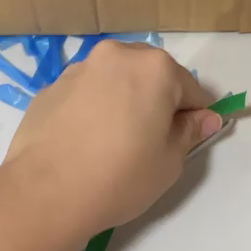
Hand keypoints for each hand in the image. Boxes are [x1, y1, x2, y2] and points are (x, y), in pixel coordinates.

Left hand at [0, 40, 222, 235]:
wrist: (45, 193)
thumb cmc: (119, 178)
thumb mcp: (168, 163)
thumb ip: (189, 133)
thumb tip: (205, 118)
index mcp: (154, 69)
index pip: (191, 89)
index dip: (195, 115)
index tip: (190, 138)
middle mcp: (115, 56)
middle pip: (149, 75)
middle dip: (156, 101)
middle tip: (149, 141)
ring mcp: (77, 70)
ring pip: (112, 82)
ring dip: (120, 102)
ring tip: (112, 144)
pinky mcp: (49, 90)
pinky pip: (83, 96)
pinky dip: (90, 111)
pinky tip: (83, 145)